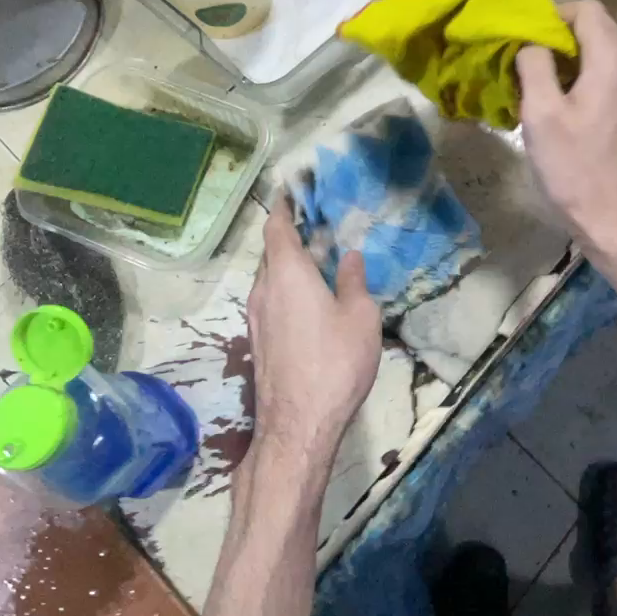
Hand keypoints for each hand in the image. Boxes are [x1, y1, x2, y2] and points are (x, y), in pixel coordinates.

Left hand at [247, 197, 381, 460]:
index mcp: (287, 273)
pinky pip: (272, 300)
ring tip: (321, 261)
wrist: (298, 426)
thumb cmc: (334, 362)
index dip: (284, 206)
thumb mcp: (360, 316)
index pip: (277, 227)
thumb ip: (353, 281)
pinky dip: (288, 288)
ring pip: (271, 279)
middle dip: (293, 236)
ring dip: (291, 265)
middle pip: (272, 252)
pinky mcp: (258, 342)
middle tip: (321, 226)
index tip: (293, 190)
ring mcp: (256, 318)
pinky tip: (313, 300)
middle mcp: (264, 290)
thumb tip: (349, 255)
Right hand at [515, 1, 616, 259]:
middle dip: (569, 32)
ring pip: (613, 50)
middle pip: (604, 28)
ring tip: (552, 77)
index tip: (532, 35)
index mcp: (611, 65)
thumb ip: (535, 67)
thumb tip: (533, 43)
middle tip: (537, 54)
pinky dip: (596, 72)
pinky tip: (573, 99)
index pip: (590, 11)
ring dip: (583, 52)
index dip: (558, 14)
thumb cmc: (572, 168)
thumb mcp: (540, 115)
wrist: (613, 217)